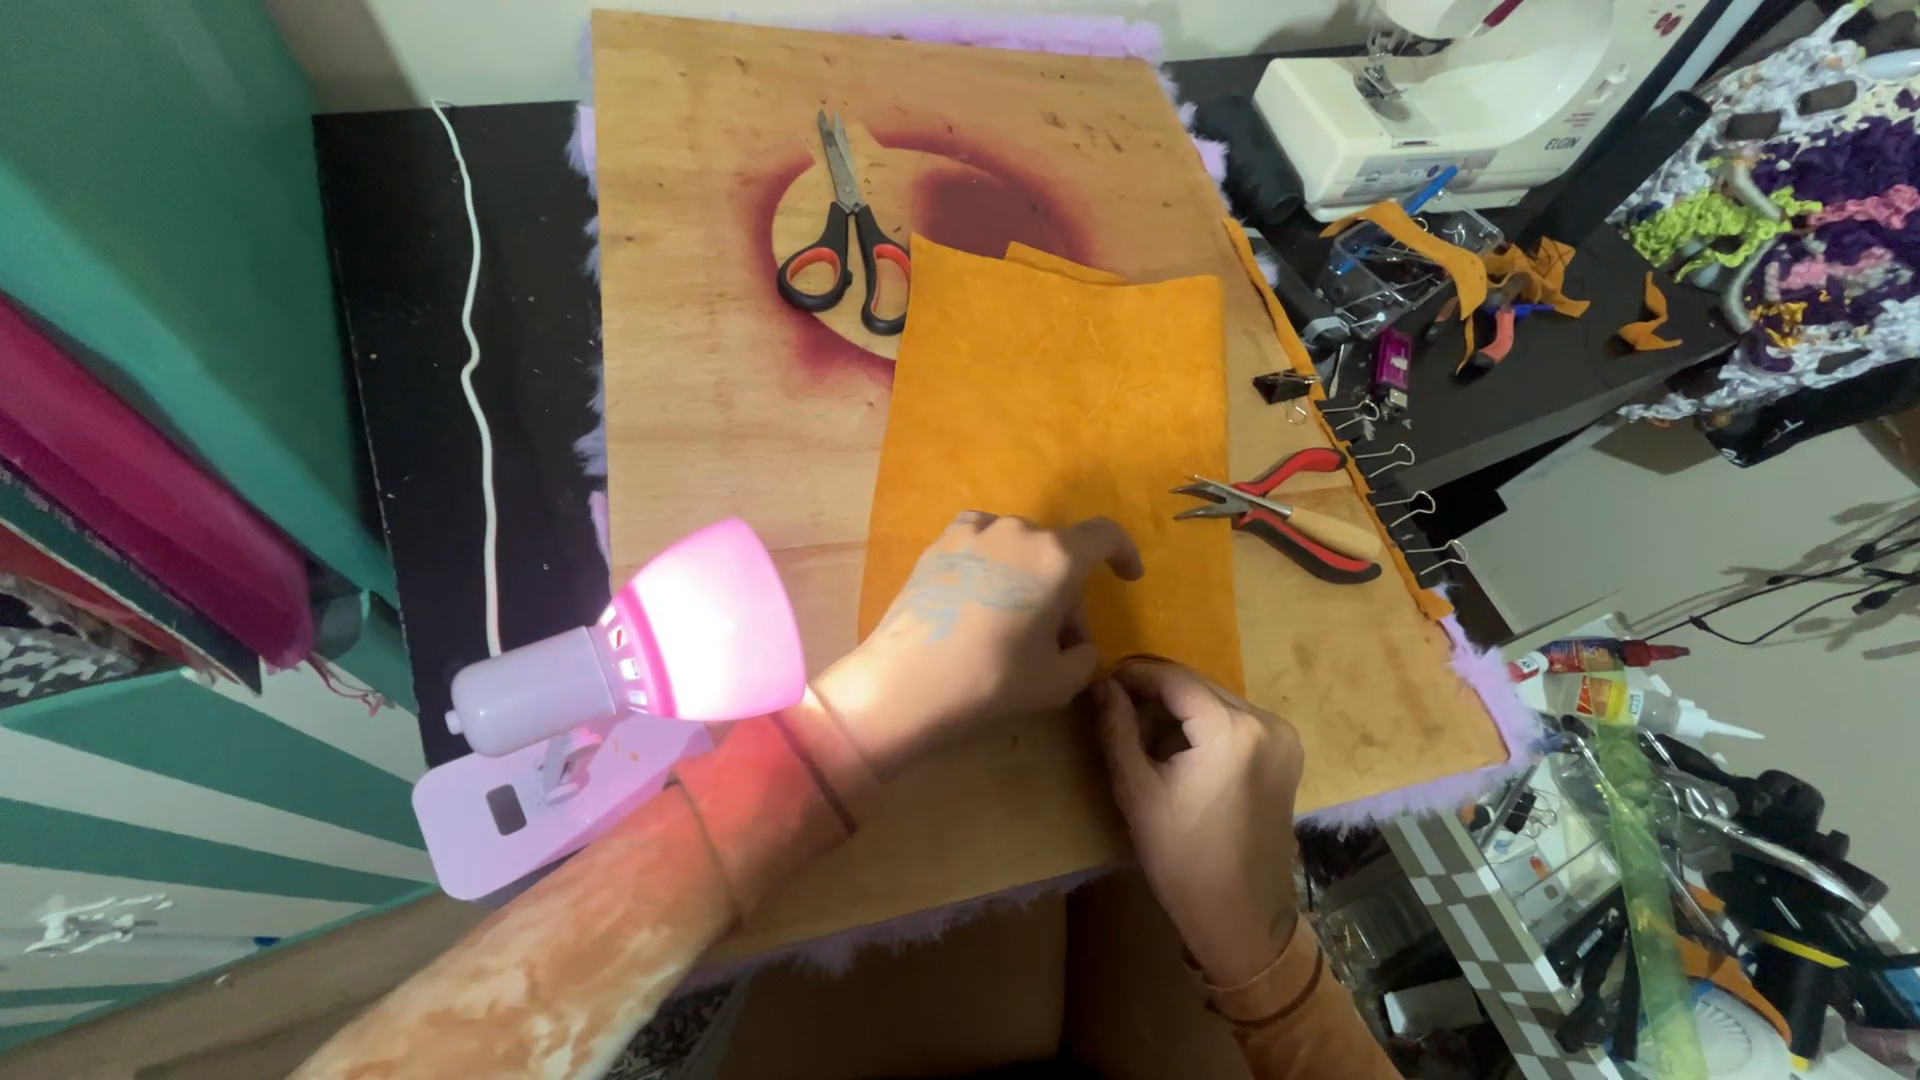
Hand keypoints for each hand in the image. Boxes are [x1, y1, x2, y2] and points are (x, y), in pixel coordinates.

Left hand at [815, 512, 1142, 777]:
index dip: (1124, 554)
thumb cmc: (992, 680)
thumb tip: (1080, 648)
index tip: (1128, 577)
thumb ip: (1083, 658)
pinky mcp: (938, 546)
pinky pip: (981, 544)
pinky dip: (993, 564)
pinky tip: (982, 598)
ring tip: (1016, 621)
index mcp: (1057, 557)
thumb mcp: (1056, 681)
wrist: (904, 681)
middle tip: (1059, 640)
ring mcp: (972, 533)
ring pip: (1018, 548)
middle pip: (1058, 553)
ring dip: (1028, 577)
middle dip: (1068, 592)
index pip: (1105, 536)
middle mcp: (1017, 531)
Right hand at [1095, 659, 1304, 986]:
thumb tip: (1100, 683)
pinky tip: (1178, 754)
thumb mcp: (1137, 790)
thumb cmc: (1183, 858)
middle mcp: (1267, 722)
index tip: (1099, 684)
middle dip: (1152, 694)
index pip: (1173, 678)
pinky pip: (1232, 718)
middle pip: (1196, 685)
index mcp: (1233, 730)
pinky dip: (1200, 725)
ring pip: (1213, 699)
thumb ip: (1116, 727)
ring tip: (1143, 742)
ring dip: (1176, 710)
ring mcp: (1282, 737)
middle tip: (1115, 716)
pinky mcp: (1285, 752)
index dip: (1132, 675)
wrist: (1242, 917)